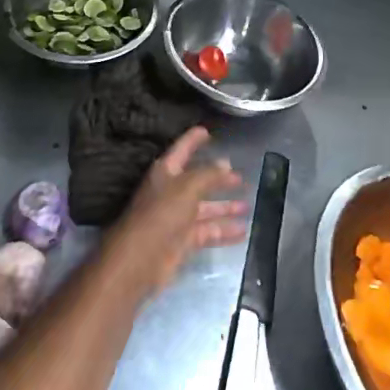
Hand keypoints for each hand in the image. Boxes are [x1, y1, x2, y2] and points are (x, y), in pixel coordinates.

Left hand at [102, 127, 247, 298]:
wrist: (140, 258)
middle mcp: (171, 192)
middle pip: (198, 181)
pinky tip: (243, 231)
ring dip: (225, 207)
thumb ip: (208, 175)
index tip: (206, 130)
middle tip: (240, 176)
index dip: (193, 139)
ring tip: (248, 205)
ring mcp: (177, 217)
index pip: (182, 149)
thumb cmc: (161, 214)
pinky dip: (224, 231)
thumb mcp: (187, 187)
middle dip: (218, 178)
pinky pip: (207, 231)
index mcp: (166, 172)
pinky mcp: (183, 241)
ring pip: (205, 208)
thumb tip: (225, 164)